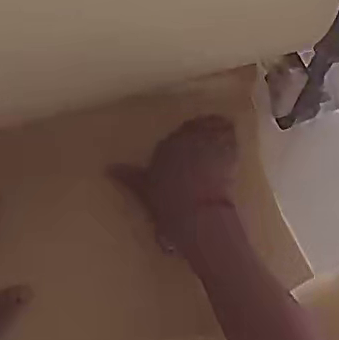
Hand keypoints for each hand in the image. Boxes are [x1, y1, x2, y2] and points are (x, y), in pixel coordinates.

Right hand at [112, 116, 239, 250]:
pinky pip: (228, 129)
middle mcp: (182, 137)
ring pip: (209, 125)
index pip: (171, 139)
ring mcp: (206, 138)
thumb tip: (108, 168)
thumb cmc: (169, 207)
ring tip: (218, 138)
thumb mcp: (144, 192)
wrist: (199, 214)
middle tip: (202, 152)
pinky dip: (229, 132)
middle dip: (195, 136)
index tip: (185, 158)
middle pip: (190, 128)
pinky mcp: (227, 143)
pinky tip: (231, 136)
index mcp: (163, 147)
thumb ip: (127, 177)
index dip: (179, 146)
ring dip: (213, 130)